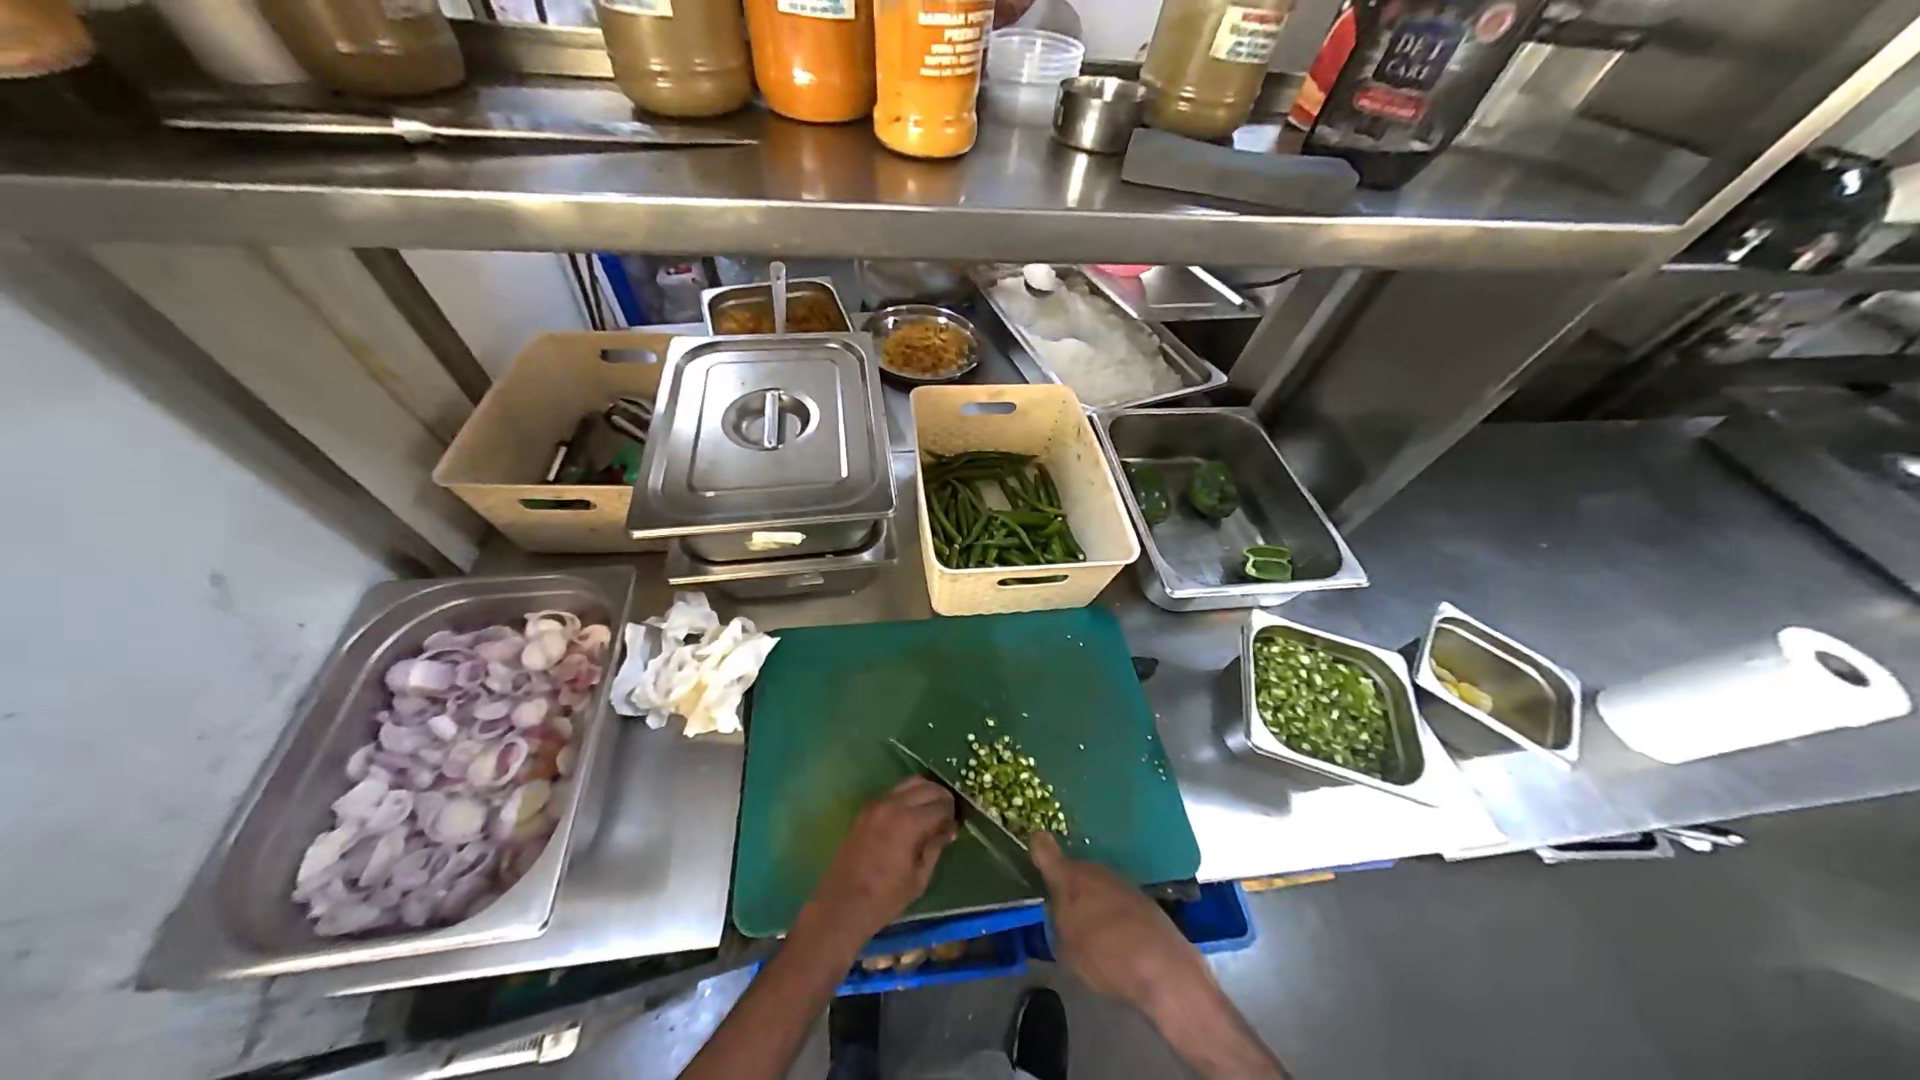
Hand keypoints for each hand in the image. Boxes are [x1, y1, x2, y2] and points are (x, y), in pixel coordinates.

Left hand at [803, 777, 957, 943]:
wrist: (842, 904)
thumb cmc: (884, 898)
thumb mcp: (919, 877)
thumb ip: (935, 846)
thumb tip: (948, 829)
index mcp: (908, 822)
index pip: (941, 806)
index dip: (952, 816)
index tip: (954, 829)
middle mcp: (893, 805)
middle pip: (927, 787)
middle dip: (942, 799)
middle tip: (948, 818)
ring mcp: (876, 804)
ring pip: (910, 783)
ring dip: (925, 793)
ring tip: (932, 813)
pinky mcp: (866, 810)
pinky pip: (894, 792)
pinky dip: (908, 796)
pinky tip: (912, 815)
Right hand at [1029, 832, 1211, 1010]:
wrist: (1160, 965)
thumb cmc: (1102, 956)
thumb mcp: (1066, 950)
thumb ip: (1059, 925)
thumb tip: (1062, 916)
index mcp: (1067, 880)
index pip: (1044, 849)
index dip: (1037, 846)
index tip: (1034, 846)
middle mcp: (1092, 871)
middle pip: (1074, 870)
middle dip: (1069, 886)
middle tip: (1066, 913)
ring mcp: (1120, 880)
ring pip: (1097, 884)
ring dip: (1094, 899)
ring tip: (1094, 930)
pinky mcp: (1142, 896)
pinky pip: (1117, 898)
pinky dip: (1114, 911)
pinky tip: (1118, 937)